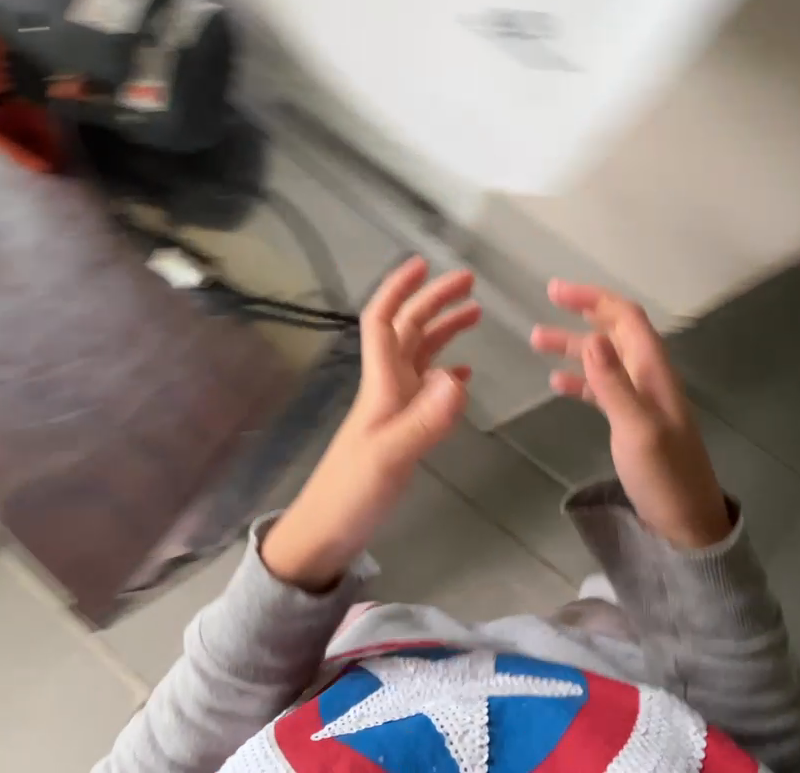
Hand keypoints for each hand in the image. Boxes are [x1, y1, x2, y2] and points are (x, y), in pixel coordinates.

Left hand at [261, 258, 481, 589]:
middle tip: (470, 283)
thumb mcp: (391, 456)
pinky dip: (445, 374)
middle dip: (434, 301)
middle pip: (407, 330)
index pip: (384, 320)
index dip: (399, 288)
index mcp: (381, 384)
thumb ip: (425, 421)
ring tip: (474, 315)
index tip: (425, 264)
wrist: (326, 534)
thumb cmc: (351, 493)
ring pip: (418, 355)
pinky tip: (461, 377)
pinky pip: (425, 390)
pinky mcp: (401, 430)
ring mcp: (393, 408)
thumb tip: (459, 377)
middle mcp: (386, 387)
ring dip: (443, 331)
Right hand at [531, 281, 732, 548]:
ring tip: (536, 341)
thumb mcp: (636, 427)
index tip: (556, 291)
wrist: (686, 524)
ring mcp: (641, 400)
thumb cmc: (664, 474)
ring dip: (573, 345)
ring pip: (604, 358)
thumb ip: (613, 382)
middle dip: (582, 312)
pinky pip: (602, 388)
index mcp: (654, 371)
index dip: (594, 298)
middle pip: (615, 331)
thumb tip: (591, 336)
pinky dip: (579, 379)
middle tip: (547, 300)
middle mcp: (648, 377)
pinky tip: (556, 383)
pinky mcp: (632, 422)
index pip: (626, 317)